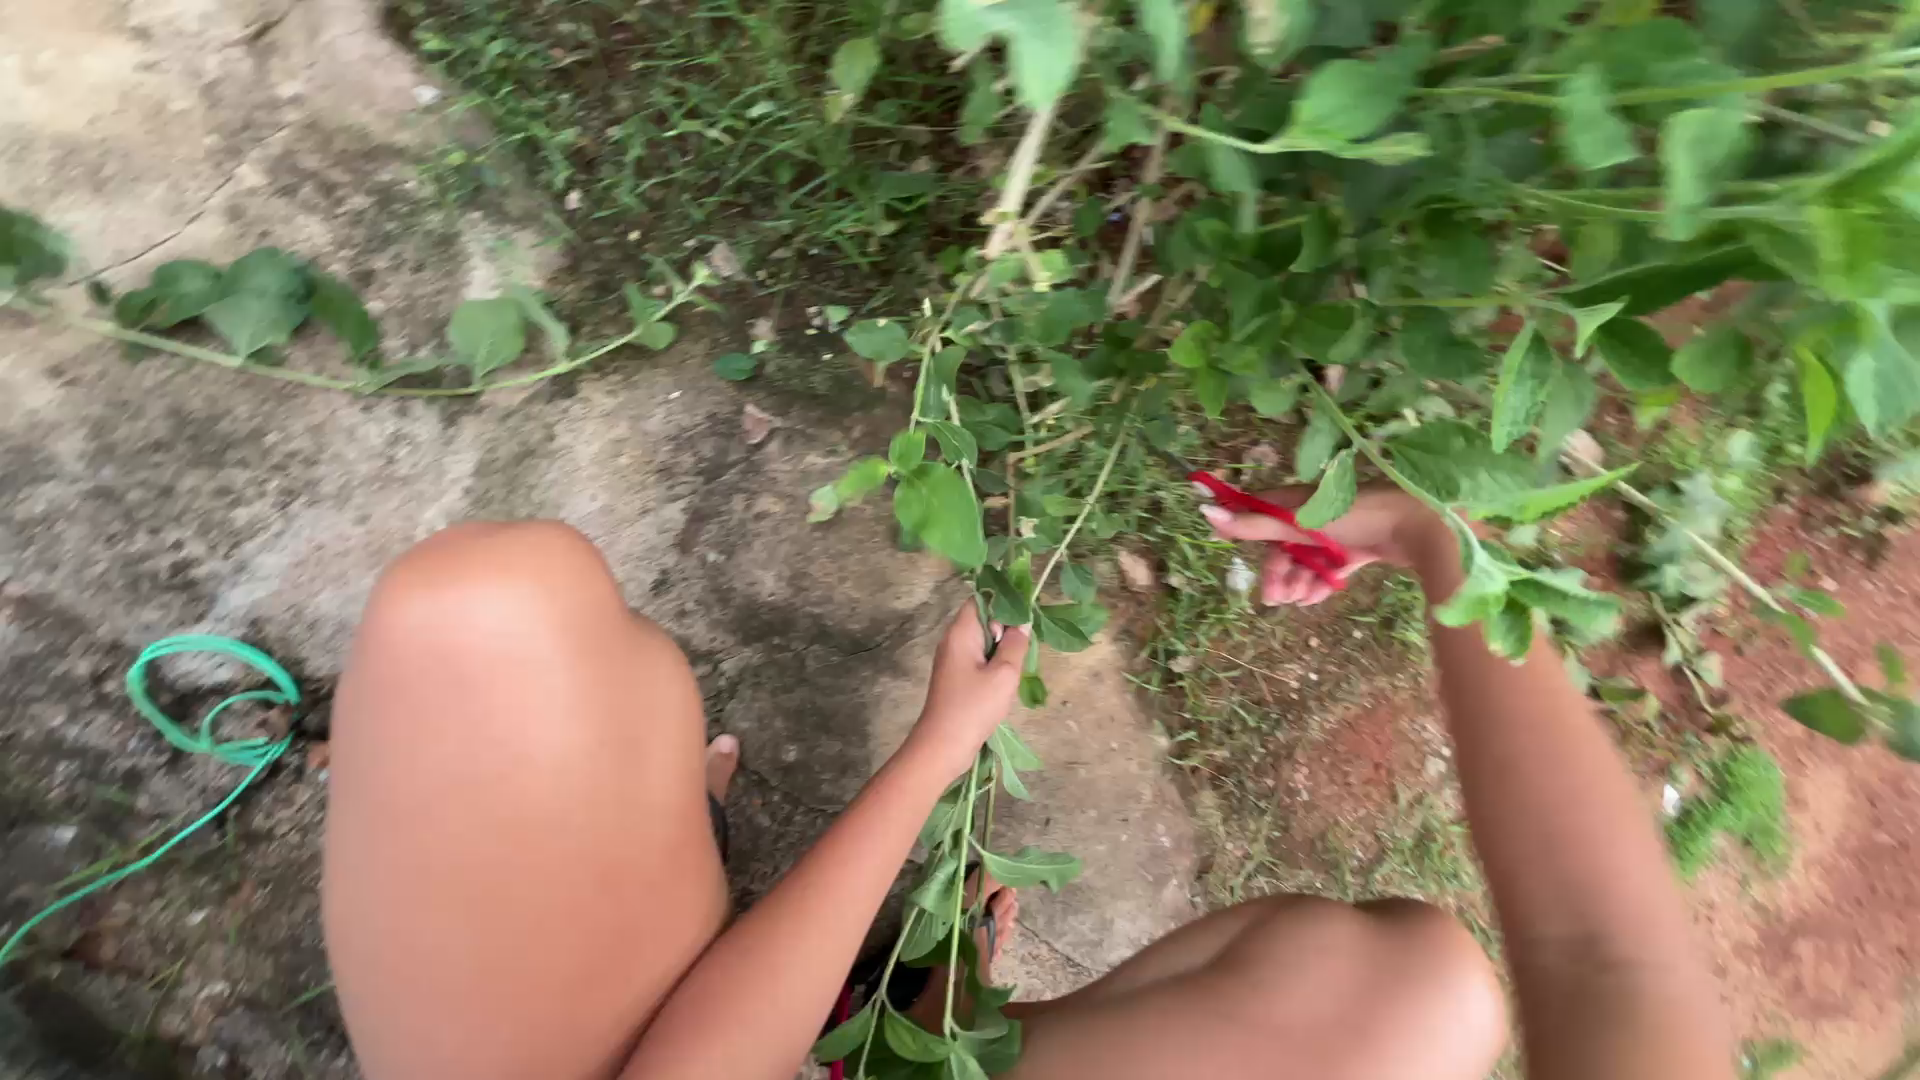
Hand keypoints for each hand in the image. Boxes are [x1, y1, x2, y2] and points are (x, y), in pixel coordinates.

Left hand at [905, 606, 1030, 776]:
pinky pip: (978, 658)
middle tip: (1024, 645)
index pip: (980, 599)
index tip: (1026, 616)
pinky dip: (993, 663)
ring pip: (982, 640)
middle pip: (982, 619)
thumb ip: (1015, 644)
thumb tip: (1022, 623)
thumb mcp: (1004, 674)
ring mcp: (952, 659)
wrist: (943, 745)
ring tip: (1016, 665)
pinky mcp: (955, 676)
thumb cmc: (973, 707)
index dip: (1004, 602)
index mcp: (961, 632)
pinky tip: (1004, 680)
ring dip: (1001, 648)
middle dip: (1006, 628)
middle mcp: (953, 640)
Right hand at [1201, 487, 1450, 605]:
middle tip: (1273, 598)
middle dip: (1274, 570)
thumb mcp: (1297, 522)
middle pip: (1280, 544)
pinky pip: (1329, 568)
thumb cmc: (1354, 516)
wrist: (1418, 526)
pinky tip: (1315, 598)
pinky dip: (1320, 582)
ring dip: (1296, 581)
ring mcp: (1335, 532)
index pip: (1256, 510)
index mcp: (1295, 501)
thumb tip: (1206, 512)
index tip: (1225, 546)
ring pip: (1305, 559)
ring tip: (1297, 601)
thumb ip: (1253, 523)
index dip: (1239, 527)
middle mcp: (1312, 514)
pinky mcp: (1357, 549)